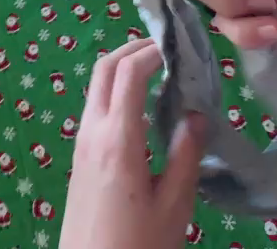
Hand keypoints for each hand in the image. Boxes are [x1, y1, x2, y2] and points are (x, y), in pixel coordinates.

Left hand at [59, 38, 205, 248]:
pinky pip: (96, 104)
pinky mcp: (80, 152)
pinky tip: (142, 105)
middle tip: (167, 49)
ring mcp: (81, 139)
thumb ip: (185, 157)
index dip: (152, 51)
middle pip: (105, 67)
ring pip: (97, 83)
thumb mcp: (173, 207)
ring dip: (123, 66)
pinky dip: (117, 89)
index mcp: (118, 138)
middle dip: (134, 48)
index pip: (129, 72)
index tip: (179, 47)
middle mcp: (93, 129)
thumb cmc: (137, 247)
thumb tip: (197, 114)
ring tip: (159, 72)